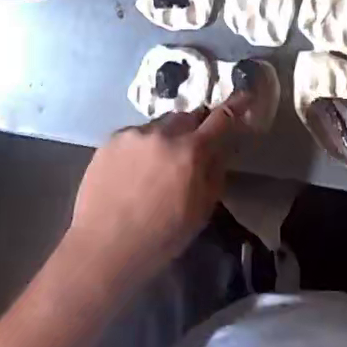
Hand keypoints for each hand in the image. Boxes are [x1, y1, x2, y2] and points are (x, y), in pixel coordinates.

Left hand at [61, 94, 248, 289]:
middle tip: (189, 150)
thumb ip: (215, 173)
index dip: (236, 106)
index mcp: (191, 152)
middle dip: (192, 129)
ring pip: (158, 126)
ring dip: (164, 138)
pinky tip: (131, 171)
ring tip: (155, 165)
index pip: (221, 119)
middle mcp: (163, 134)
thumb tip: (220, 149)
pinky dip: (139, 147)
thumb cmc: (160, 237)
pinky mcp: (110, 141)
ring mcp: (133, 134)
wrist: (103, 249)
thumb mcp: (201, 211)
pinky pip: (134, 136)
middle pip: (187, 117)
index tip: (244, 97)